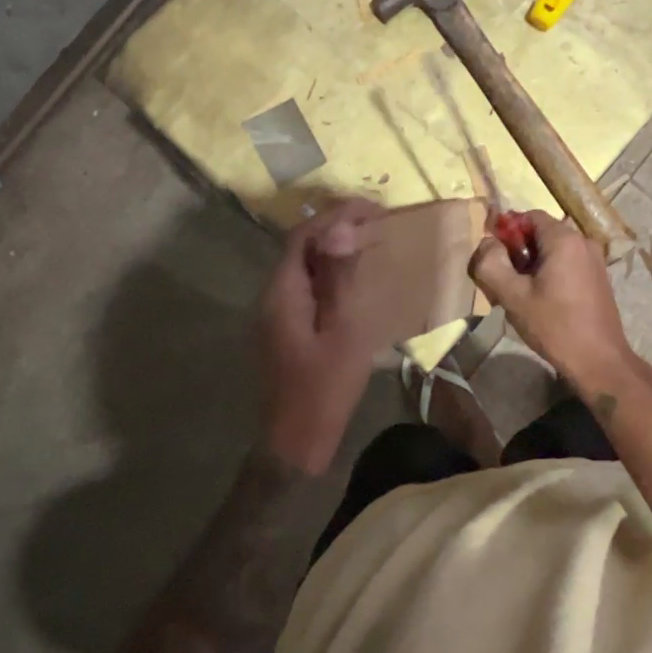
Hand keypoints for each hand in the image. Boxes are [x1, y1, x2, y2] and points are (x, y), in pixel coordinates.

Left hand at [257, 198, 387, 473]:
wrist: (295, 444)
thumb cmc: (323, 390)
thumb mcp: (343, 333)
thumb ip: (341, 280)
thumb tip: (342, 229)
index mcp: (282, 293)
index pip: (303, 236)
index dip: (336, 216)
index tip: (374, 208)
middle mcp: (273, 296)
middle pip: (302, 247)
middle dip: (337, 227)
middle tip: (378, 221)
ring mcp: (277, 314)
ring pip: (305, 266)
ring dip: (336, 249)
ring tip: (373, 242)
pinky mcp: (286, 329)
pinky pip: (308, 287)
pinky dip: (332, 273)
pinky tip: (358, 280)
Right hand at [469, 211, 635, 385]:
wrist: (599, 361)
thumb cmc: (555, 326)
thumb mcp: (513, 296)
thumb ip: (492, 264)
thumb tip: (486, 243)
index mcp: (565, 239)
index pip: (529, 216)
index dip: (507, 231)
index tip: (494, 257)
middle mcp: (584, 242)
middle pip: (542, 233)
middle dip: (519, 252)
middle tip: (504, 281)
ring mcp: (595, 260)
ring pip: (554, 251)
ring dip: (533, 266)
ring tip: (521, 295)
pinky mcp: (599, 278)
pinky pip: (568, 264)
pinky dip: (551, 274)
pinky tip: (542, 302)